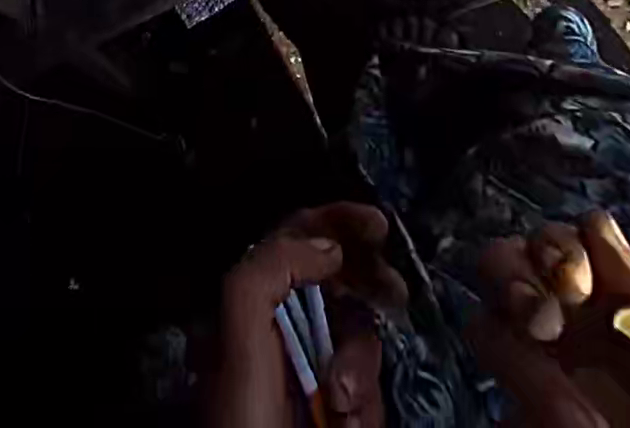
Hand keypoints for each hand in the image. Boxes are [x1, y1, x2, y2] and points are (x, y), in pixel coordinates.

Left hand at [209, 203, 408, 427]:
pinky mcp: (336, 410)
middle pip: (330, 280)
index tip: (376, 225)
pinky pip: (366, 389)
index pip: (291, 239)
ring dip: (358, 365)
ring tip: (341, 405)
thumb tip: (325, 245)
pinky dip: (365, 404)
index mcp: (250, 301)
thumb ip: (266, 277)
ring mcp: (309, 370)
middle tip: (391, 288)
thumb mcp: (239, 343)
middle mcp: (279, 326)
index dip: (331, 222)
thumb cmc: (242, 426)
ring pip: (355, 336)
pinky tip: (347, 425)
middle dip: (362, 282)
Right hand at [469, 212, 629, 427]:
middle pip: (505, 264)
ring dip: (519, 359)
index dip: (557, 247)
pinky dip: (525, 404)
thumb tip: (597, 223)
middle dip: (512, 277)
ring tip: (572, 418)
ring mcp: (547, 381)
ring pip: (488, 326)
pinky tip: (562, 426)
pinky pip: (500, 406)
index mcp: (629, 317)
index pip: (565, 244)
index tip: (574, 282)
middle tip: (544, 321)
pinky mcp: (525, 422)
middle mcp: (576, 336)